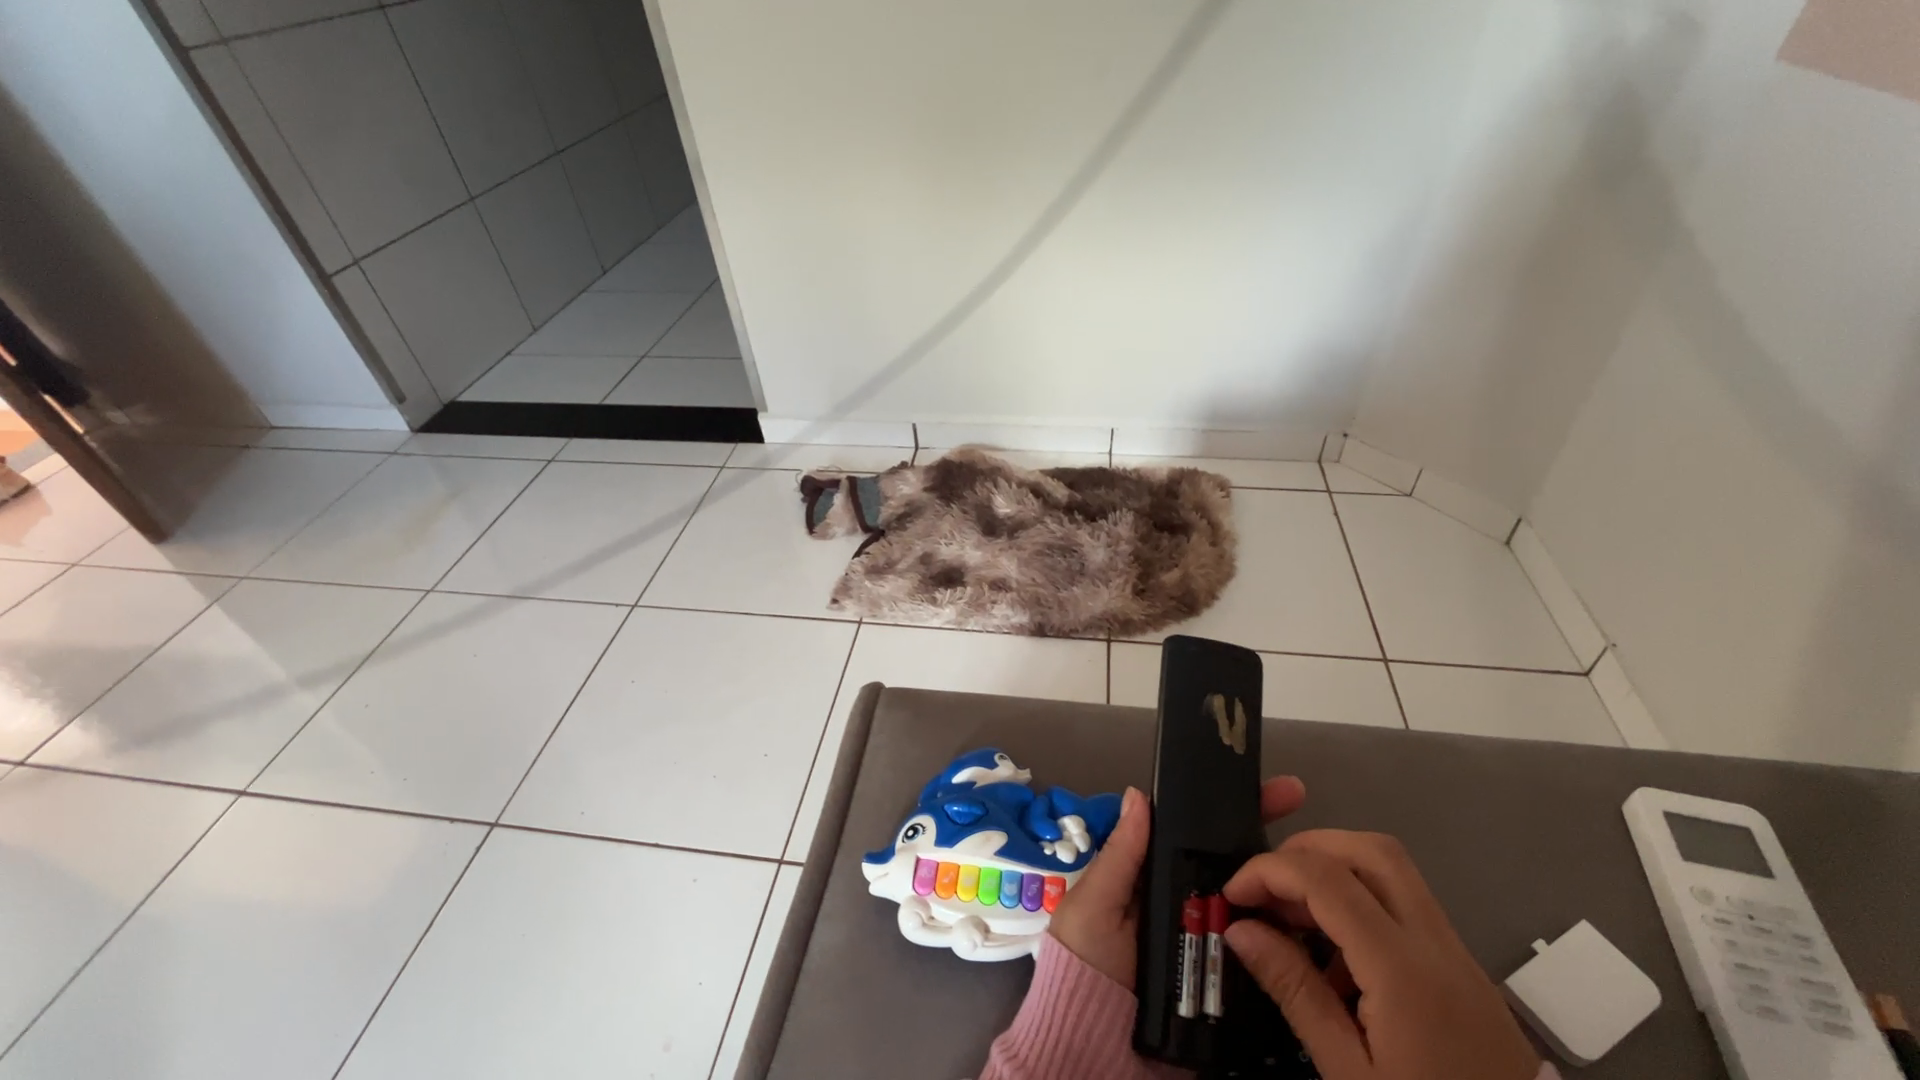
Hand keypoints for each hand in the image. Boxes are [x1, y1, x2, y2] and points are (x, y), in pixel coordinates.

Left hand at [1048, 777, 1307, 988]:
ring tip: (1319, 859)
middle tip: (1299, 798)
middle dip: (1266, 832)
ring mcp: (1211, 939)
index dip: (1229, 807)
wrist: (1097, 1038)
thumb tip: (1139, 793)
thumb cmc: (1087, 959)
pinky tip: (1314, 914)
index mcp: (1155, 876)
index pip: (1196, 833)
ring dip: (1284, 882)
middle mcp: (1189, 902)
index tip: (1266, 784)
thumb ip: (1121, 855)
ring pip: (1254, 903)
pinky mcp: (1227, 977)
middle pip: (1234, 863)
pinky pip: (1260, 949)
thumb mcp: (1095, 902)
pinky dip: (1285, 933)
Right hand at [1222, 831, 1539, 1079]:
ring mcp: (1458, 953)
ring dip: (1334, 871)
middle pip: (1371, 850)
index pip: (1327, 880)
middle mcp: (1436, 943)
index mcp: (1403, 970)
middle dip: (1306, 850)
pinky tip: (1335, 955)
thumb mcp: (1348, 1072)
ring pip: (1394, 871)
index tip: (1232, 896)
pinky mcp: (1465, 969)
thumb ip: (1295, 991)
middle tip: (1264, 887)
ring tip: (1292, 918)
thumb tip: (1240, 929)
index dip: (1269, 871)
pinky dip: (1360, 901)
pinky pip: (1407, 906)